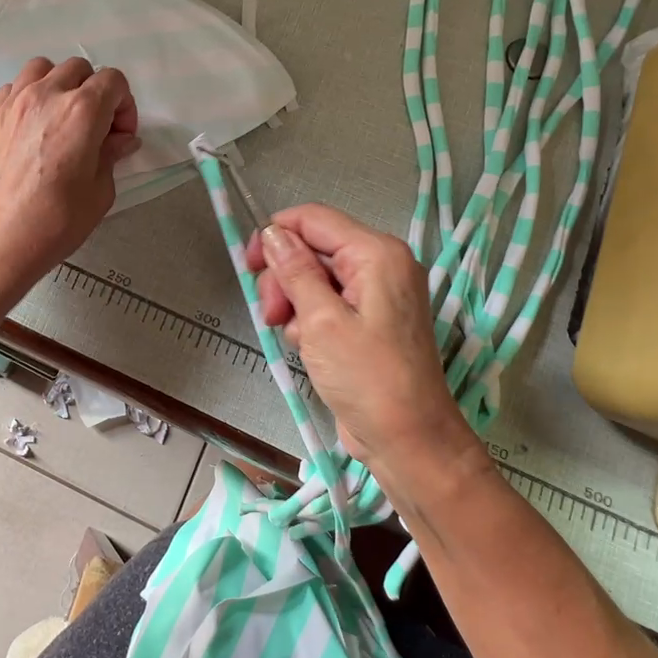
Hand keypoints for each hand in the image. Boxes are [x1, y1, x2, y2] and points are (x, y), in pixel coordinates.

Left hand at [0, 57, 140, 295]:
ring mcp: (15, 102)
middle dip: (95, 93)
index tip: (121, 137)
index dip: (125, 106)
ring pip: (44, 68)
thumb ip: (111, 156)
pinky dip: (30, 96)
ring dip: (60, 86)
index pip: (114, 81)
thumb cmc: (55, 222)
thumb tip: (121, 141)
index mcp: (81, 110)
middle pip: (79, 69)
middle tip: (97, 131)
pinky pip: (15, 87)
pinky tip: (34, 127)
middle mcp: (47, 95)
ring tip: (63, 120)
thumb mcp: (99, 192)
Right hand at [245, 204, 465, 465]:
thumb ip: (295, 271)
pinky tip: (307, 346)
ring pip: (314, 277)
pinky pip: (326, 302)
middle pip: (312, 248)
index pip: (314, 219)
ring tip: (292, 336)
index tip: (249, 266)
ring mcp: (376, 293)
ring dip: (292, 302)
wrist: (407, 438)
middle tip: (271, 314)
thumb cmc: (368, 378)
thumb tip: (273, 234)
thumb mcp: (321, 321)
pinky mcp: (368, 319)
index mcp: (377, 254)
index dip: (276, 235)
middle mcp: (380, 264)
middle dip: (284, 277)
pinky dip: (308, 319)